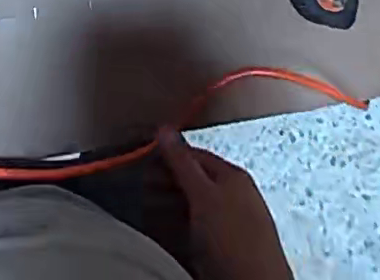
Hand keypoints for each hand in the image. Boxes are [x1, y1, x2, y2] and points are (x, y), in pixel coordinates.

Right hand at [157, 129, 293, 279]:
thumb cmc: (231, 238)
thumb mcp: (202, 195)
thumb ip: (182, 161)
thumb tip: (164, 127)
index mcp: (234, 177)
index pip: (194, 155)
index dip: (168, 156)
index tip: (143, 163)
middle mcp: (236, 196)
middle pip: (195, 180)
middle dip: (167, 183)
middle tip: (142, 189)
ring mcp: (234, 225)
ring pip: (195, 207)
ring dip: (170, 207)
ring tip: (149, 212)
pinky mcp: (229, 251)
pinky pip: (199, 231)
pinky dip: (181, 229)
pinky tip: (168, 235)